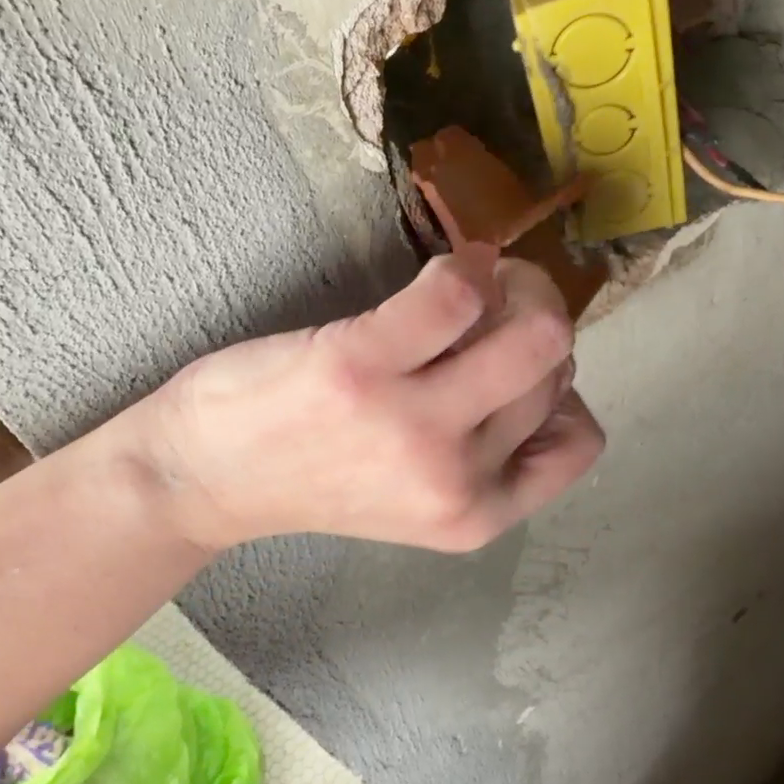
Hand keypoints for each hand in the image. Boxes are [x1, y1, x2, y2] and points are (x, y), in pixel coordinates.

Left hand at [122, 254, 604, 552]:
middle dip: (539, 313)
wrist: (203, 477)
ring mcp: (413, 425)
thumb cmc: (312, 472)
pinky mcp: (363, 368)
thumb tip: (538, 351)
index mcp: (477, 516)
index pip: (581, 437)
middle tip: (498, 294)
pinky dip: (465, 266)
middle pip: (556, 367)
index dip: (560, 384)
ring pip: (534, 330)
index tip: (513, 356)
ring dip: (513, 284)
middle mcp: (457, 479)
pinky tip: (446, 268)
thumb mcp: (419, 494)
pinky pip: (458, 294)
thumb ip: (483, 445)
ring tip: (472, 280)